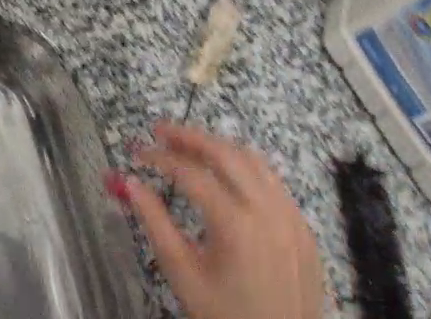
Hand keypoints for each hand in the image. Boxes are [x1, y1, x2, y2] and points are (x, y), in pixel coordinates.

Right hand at [115, 122, 324, 318]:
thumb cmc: (224, 314)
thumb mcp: (181, 272)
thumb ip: (154, 221)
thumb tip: (127, 182)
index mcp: (237, 225)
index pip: (190, 173)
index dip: (159, 157)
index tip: (135, 152)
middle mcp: (269, 214)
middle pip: (226, 154)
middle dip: (189, 137)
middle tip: (159, 130)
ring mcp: (292, 220)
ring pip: (254, 162)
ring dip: (219, 147)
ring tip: (189, 146)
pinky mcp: (304, 230)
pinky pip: (273, 183)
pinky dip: (245, 168)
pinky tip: (225, 175)